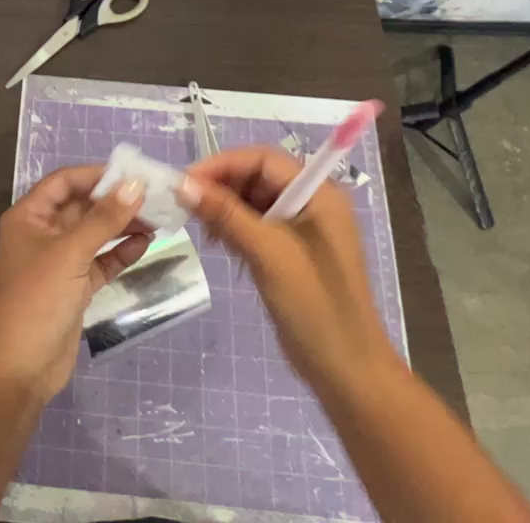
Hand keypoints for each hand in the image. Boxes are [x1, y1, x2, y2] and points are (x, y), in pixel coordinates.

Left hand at [0, 166, 153, 397]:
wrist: (21, 367)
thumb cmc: (37, 299)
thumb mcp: (71, 253)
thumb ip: (104, 219)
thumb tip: (135, 184)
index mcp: (28, 217)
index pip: (64, 182)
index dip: (95, 175)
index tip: (132, 175)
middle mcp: (42, 234)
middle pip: (82, 207)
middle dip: (115, 201)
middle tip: (155, 197)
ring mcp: (59, 262)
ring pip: (95, 234)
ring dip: (122, 225)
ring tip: (158, 218)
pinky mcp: (74, 287)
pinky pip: (101, 261)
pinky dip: (120, 252)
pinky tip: (145, 244)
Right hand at [178, 146, 396, 387]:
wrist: (346, 370)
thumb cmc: (314, 305)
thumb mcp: (267, 252)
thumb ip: (226, 214)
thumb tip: (182, 184)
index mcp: (319, 194)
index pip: (263, 159)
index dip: (222, 164)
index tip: (185, 182)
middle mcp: (313, 203)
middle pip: (257, 177)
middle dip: (221, 186)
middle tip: (187, 206)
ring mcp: (304, 230)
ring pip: (254, 202)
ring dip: (225, 208)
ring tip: (201, 229)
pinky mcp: (292, 253)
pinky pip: (258, 226)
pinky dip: (234, 228)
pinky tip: (218, 244)